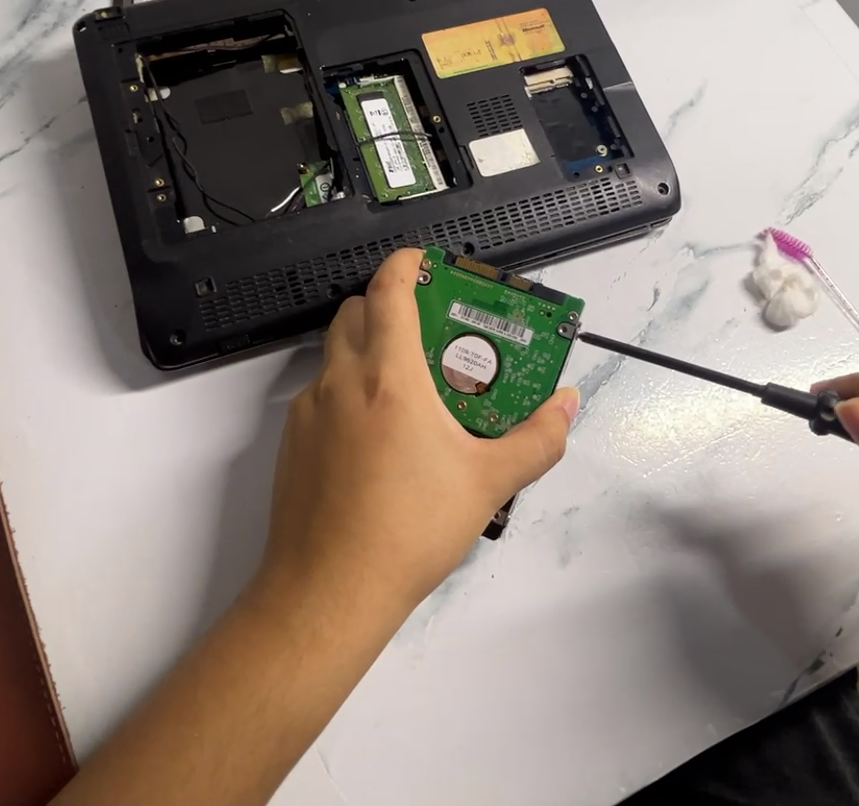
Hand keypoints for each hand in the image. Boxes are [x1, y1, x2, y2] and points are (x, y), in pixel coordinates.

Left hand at [261, 249, 578, 613]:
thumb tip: (567, 405)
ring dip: (366, 346)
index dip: (407, 264)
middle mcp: (341, 381)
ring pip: (334, 351)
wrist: (327, 594)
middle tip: (429, 333)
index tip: (429, 264)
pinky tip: (374, 437)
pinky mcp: (290, 442)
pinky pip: (320, 392)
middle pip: (356, 310)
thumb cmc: (409, 530)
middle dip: (389, 305)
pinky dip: (347, 389)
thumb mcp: (489, 483)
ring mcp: (308, 410)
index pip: (389, 290)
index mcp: (389, 377)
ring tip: (406, 385)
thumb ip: (538, 439)